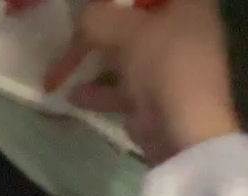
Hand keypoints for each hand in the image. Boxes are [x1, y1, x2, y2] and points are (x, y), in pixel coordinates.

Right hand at [67, 0, 240, 162]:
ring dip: (90, 61)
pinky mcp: (151, 96)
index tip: (91, 6)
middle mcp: (180, 26)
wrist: (183, 130)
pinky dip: (95, 91)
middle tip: (71, 35)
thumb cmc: (165, 67)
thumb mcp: (129, 33)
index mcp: (187, 0)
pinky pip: (118, 87)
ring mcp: (165, 64)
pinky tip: (71, 96)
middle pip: (131, 19)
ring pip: (121, 53)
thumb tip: (80, 19)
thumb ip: (99, 19)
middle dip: (97, 29)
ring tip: (60, 72)